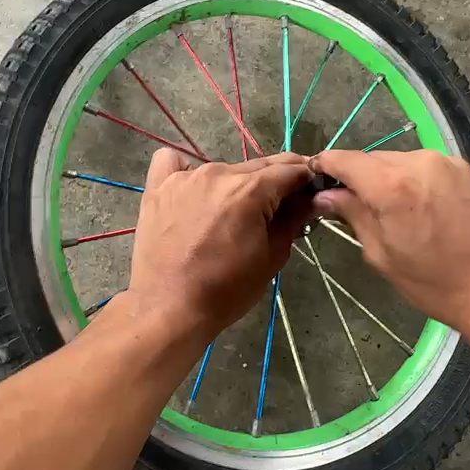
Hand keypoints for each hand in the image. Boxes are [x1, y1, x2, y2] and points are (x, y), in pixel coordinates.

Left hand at [122, 149, 314, 346]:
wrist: (169, 308)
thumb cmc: (225, 291)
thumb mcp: (271, 258)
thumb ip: (293, 220)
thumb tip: (311, 198)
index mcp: (249, 190)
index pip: (290, 170)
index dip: (307, 180)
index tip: (312, 192)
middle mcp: (218, 173)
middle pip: (259, 166)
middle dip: (276, 182)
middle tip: (282, 205)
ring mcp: (184, 177)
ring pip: (223, 169)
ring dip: (236, 183)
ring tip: (233, 213)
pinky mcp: (158, 186)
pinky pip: (173, 161)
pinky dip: (185, 169)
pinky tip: (193, 190)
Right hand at [307, 149, 469, 333]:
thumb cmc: (438, 284)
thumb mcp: (384, 255)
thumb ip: (353, 216)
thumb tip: (326, 195)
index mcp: (392, 184)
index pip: (344, 160)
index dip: (325, 166)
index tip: (313, 178)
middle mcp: (418, 162)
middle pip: (372, 160)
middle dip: (357, 178)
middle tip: (348, 205)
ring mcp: (446, 162)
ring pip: (398, 162)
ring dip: (385, 179)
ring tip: (388, 212)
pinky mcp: (465, 170)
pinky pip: (424, 168)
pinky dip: (411, 181)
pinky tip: (417, 209)